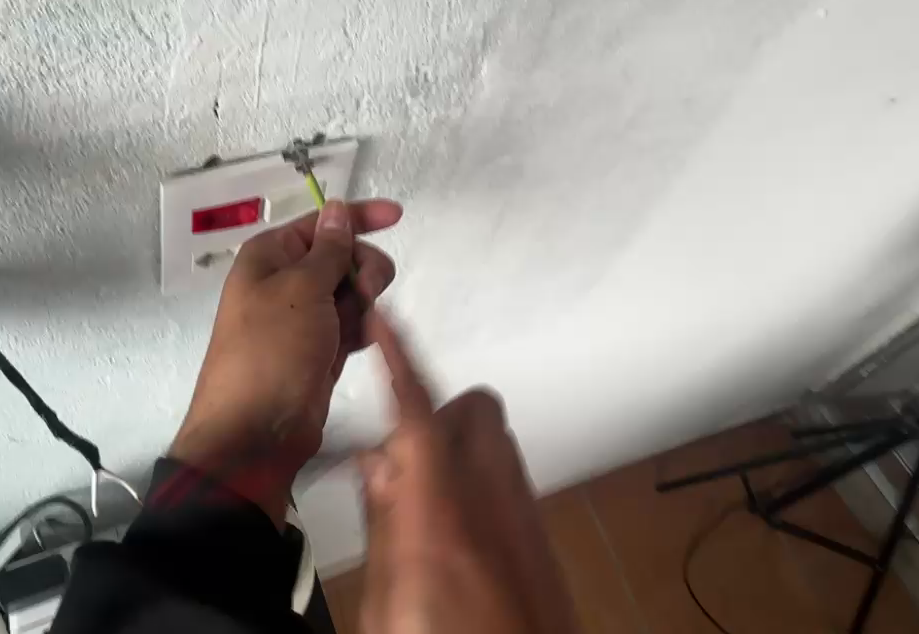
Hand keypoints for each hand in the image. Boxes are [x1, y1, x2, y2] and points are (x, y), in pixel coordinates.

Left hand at [170, 198, 403, 523]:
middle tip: (368, 290)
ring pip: (349, 291)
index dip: (359, 217)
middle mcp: (283, 281)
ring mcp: (302, 318)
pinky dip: (361, 326)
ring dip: (363, 300)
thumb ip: (328, 249)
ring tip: (362, 322)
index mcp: (269, 256)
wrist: (255, 434)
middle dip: (361, 268)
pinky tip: (366, 337)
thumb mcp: (301, 290)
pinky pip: (349, 324)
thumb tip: (336, 209)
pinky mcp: (318, 350)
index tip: (398, 215)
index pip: (320, 223)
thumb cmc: (272, 350)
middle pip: (340, 256)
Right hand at [357, 312, 577, 633]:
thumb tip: (375, 460)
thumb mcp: (386, 607)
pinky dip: (481, 479)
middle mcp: (494, 504)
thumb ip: (383, 525)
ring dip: (459, 443)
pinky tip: (457, 528)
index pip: (417, 412)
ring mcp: (526, 520)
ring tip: (425, 495)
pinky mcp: (544, 543)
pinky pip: (511, 478)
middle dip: (436, 410)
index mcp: (441, 516)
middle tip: (402, 454)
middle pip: (476, 409)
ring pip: (496, 439)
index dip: (398, 356)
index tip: (382, 314)